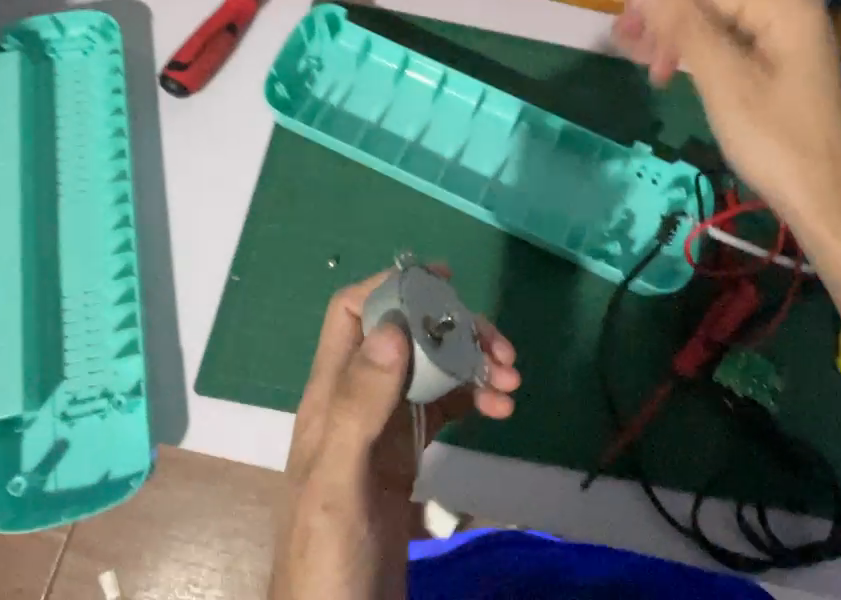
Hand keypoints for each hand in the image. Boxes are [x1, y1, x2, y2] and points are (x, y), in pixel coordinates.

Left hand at [270, 268, 519, 599]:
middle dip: (454, 331)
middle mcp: (358, 401)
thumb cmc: (328, 555)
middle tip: (502, 350)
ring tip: (512, 382)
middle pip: (406, 337)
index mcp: (331, 395)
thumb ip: (359, 405)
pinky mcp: (408, 457)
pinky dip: (473, 399)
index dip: (393, 287)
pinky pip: (444, 409)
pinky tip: (500, 410)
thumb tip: (392, 327)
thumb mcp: (339, 480)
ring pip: (431, 370)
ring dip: (472, 364)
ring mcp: (385, 428)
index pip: (353, 314)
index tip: (444, 283)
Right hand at [612, 0, 840, 229]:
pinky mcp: (782, 54)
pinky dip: (697, 52)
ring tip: (643, 64)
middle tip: (624, 49)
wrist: (828, 202)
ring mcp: (787, 28)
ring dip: (674, 37)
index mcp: (782, 0)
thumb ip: (683, 23)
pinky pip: (728, 38)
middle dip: (663, 20)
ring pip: (713, 18)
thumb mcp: (723, 80)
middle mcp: (788, 2)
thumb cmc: (776, 143)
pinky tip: (671, 69)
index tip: (620, 34)